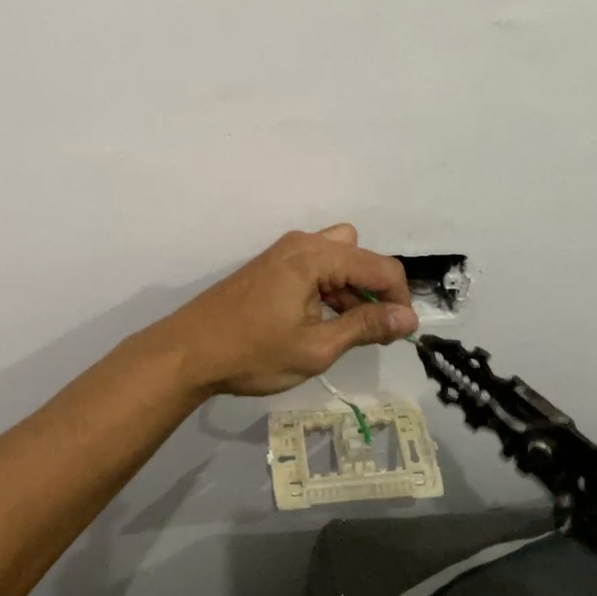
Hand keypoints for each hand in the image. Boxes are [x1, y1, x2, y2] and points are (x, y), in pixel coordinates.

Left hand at [138, 223, 417, 397]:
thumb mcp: (317, 347)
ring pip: (338, 260)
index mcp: (315, 256)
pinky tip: (320, 324)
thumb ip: (365, 327)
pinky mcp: (271, 267)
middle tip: (372, 330)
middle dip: (374, 289)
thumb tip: (408, 318)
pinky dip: (328, 289)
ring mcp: (283, 253)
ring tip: (346, 333)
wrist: (188, 352)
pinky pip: (315, 267)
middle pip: (359, 254)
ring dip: (351, 290)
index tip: (400, 335)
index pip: (380, 266)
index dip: (399, 300)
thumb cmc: (253, 352)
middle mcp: (301, 243)